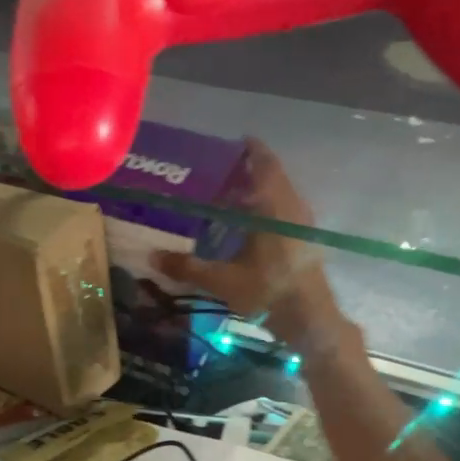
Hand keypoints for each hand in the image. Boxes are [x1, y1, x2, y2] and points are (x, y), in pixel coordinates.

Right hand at [150, 139, 344, 351]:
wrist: (308, 317)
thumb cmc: (267, 290)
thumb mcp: (222, 280)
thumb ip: (186, 267)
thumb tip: (151, 256)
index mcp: (272, 204)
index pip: (264, 162)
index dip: (250, 150)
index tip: (232, 144)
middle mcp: (291, 205)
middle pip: (272, 177)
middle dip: (248, 172)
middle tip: (219, 174)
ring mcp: (302, 222)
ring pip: (279, 195)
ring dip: (257, 193)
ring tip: (229, 200)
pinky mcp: (304, 239)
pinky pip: (283, 212)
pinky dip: (265, 210)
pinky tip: (246, 227)